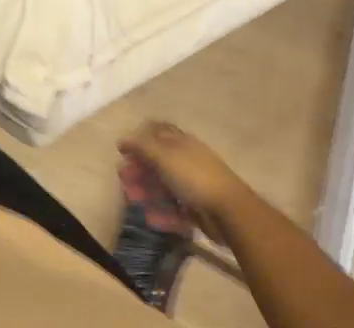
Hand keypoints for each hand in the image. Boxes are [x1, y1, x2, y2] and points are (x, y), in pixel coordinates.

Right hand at [119, 120, 251, 241]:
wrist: (231, 213)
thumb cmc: (193, 177)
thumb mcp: (163, 156)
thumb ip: (140, 146)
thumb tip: (123, 139)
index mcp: (180, 143)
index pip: (156, 133)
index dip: (138, 140)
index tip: (124, 152)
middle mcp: (186, 161)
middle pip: (156, 162)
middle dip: (139, 171)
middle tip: (125, 181)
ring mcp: (192, 185)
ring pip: (163, 186)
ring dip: (147, 193)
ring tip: (136, 202)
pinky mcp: (197, 208)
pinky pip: (175, 208)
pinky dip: (164, 213)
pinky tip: (155, 219)